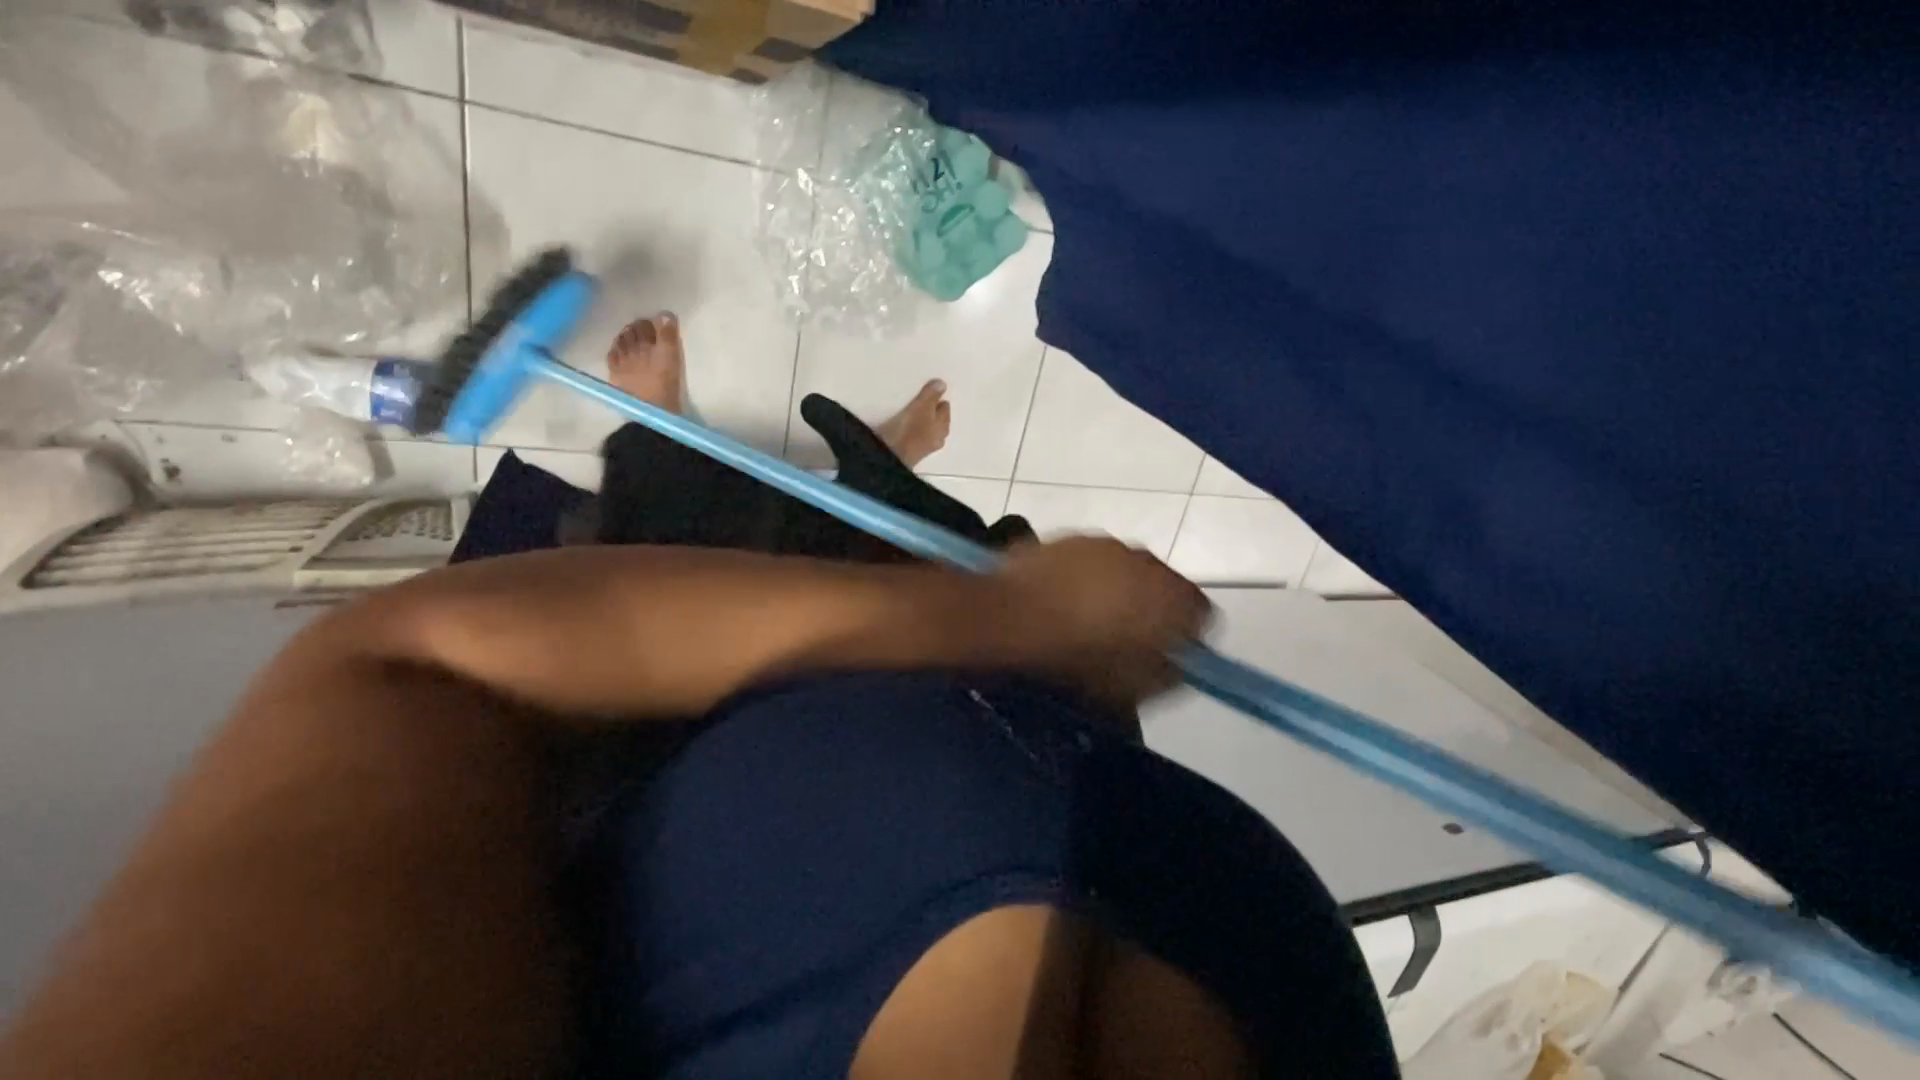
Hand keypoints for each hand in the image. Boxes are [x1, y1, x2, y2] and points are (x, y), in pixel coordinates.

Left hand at [993, 536, 1210, 702]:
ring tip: (1088, 619)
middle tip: (1126, 640)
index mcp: (1173, 597)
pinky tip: (1063, 598)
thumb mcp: (1129, 687)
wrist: (1008, 615)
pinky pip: (1095, 560)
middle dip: (1153, 609)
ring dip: (1121, 590)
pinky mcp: (1074, 537)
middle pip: (1166, 587)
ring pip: (1129, 571)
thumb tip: (1179, 664)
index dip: (1188, 635)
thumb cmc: (1074, 658)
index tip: (1168, 653)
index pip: (1203, 613)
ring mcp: (1110, 545)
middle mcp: (1149, 561)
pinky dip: (1088, 577)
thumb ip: (1169, 675)